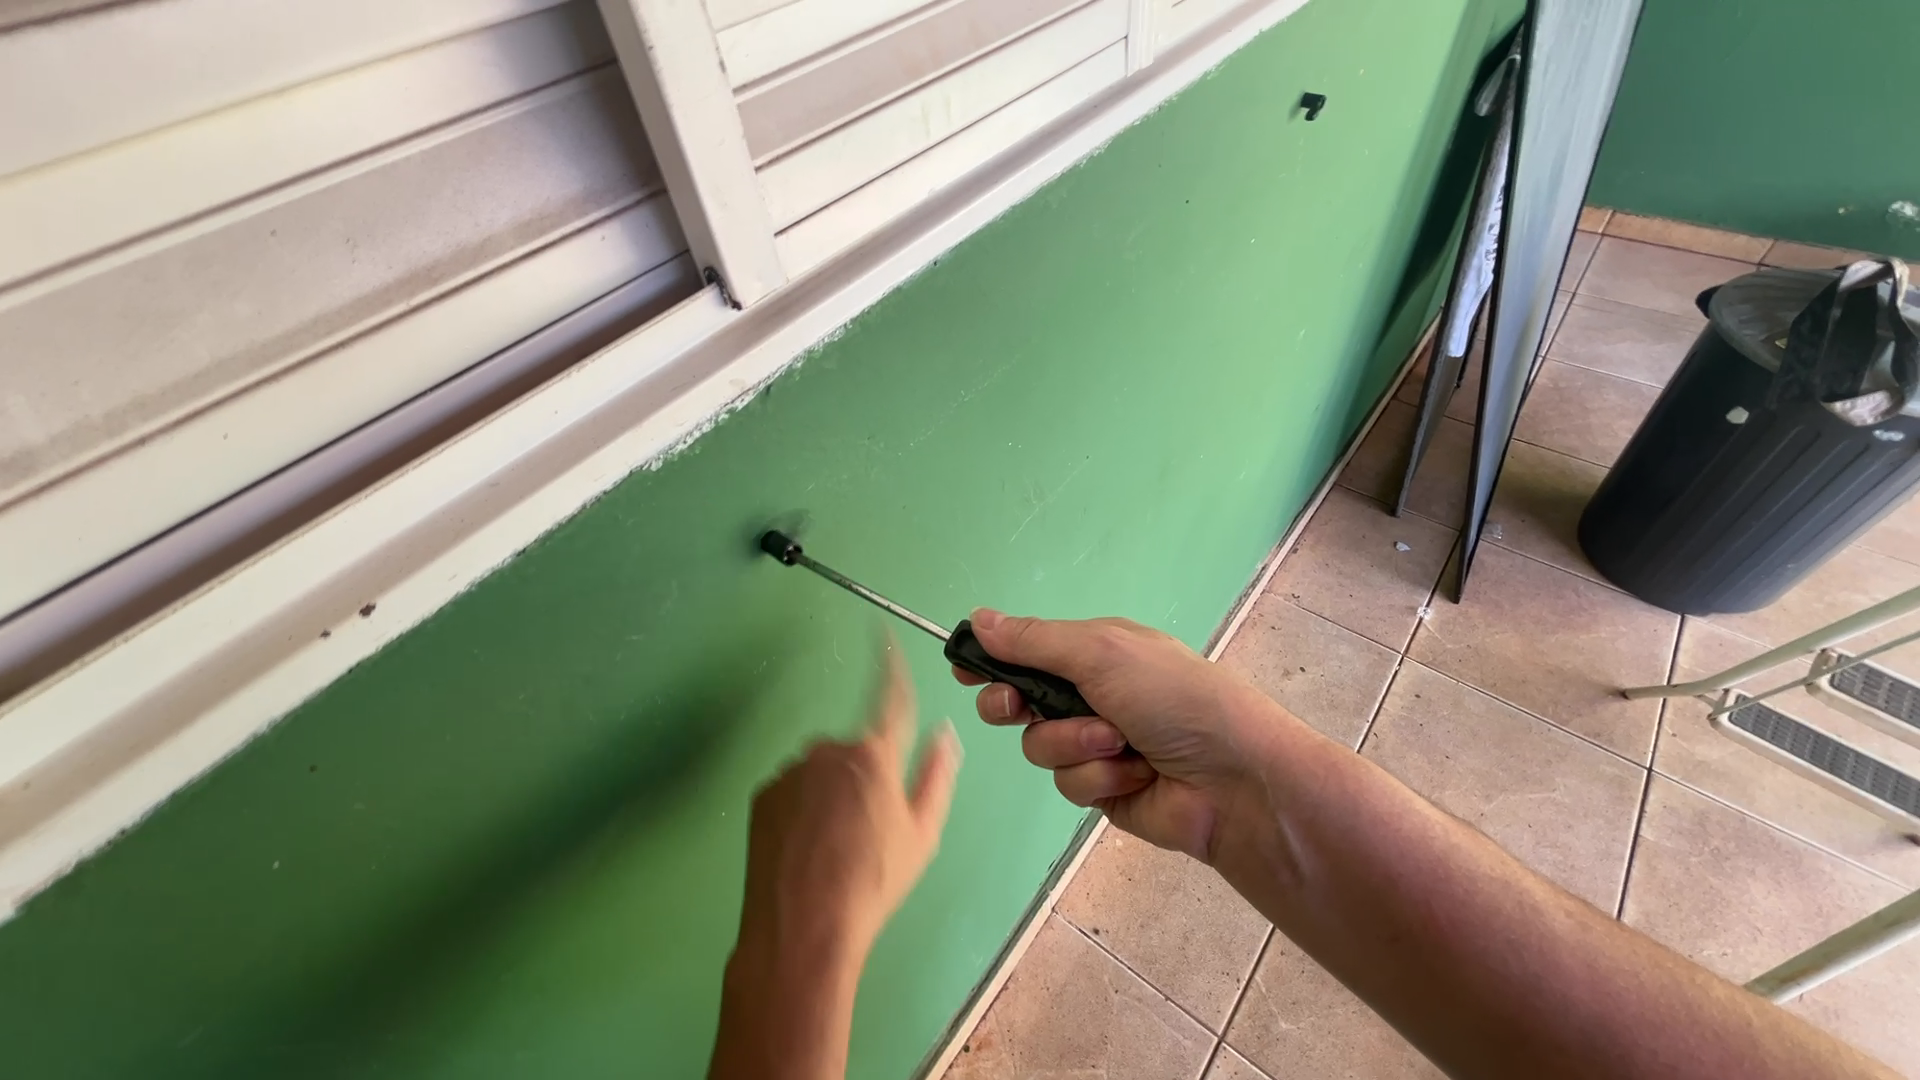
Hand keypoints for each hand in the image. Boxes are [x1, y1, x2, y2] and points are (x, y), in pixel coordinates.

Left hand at [736, 638, 961, 968]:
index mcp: (875, 753)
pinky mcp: (763, 791)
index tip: (885, 633)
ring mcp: (792, 769)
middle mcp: (830, 748)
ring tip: (834, 843)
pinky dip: (802, 805)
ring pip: (822, 768)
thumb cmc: (874, 881)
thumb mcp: (923, 832)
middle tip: (868, 824)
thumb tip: (944, 735)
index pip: (890, 696)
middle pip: (856, 745)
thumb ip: (936, 774)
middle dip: (864, 770)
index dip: (890, 662)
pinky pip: (793, 787)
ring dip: (831, 790)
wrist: (803, 927)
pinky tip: (807, 844)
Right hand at [953, 609, 1292, 863]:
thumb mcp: (1102, 652)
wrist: (1234, 780)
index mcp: (1096, 652)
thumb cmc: (1172, 696)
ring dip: (1075, 743)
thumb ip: (1034, 641)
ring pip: (1041, 745)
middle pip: (1021, 701)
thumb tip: (978, 618)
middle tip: (1017, 707)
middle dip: (1015, 705)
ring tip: (1120, 743)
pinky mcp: (1103, 789)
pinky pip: (1070, 781)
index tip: (963, 668)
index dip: (992, 659)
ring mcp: (1096, 744)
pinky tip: (1135, 774)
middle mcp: (1092, 695)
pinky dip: (1099, 776)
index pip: (1028, 649)